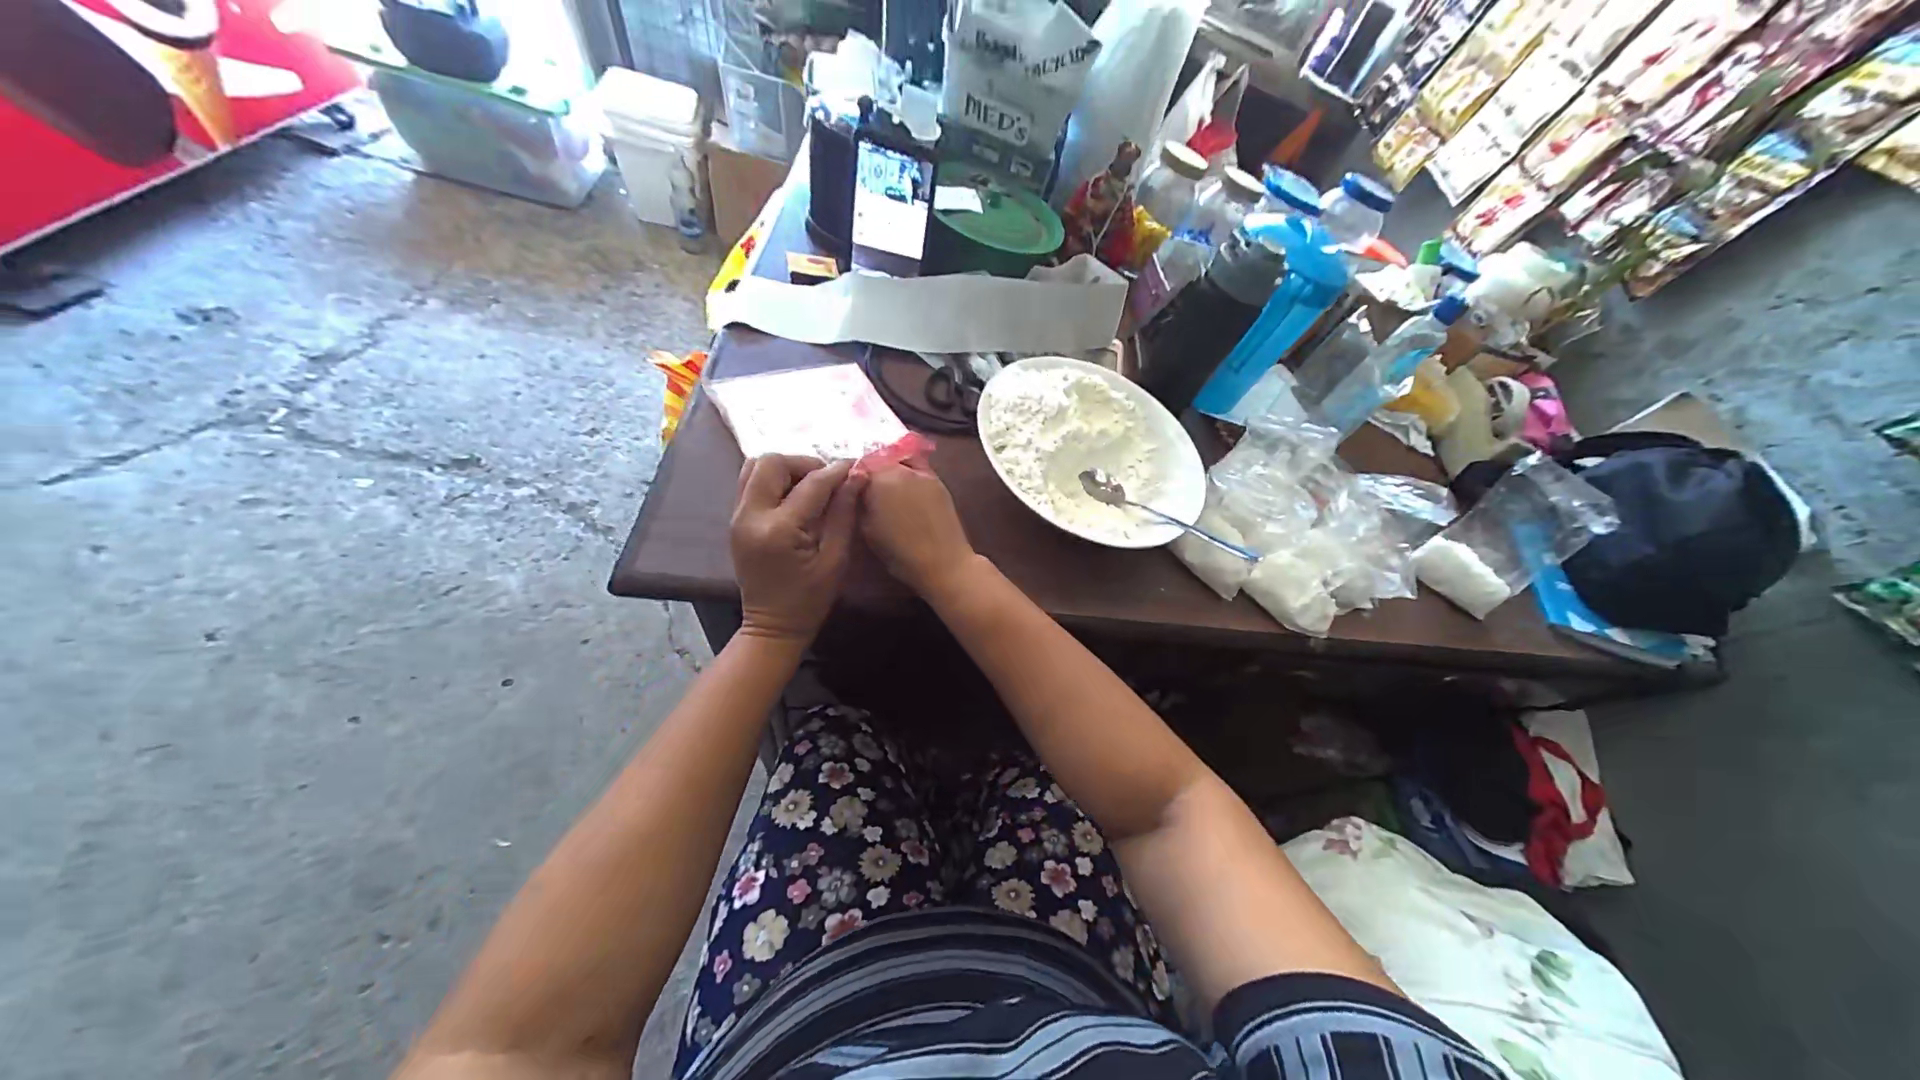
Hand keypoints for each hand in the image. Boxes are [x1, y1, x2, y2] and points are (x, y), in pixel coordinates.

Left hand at [731, 455, 864, 642]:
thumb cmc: (810, 600)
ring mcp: (737, 517)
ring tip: (808, 487)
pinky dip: (773, 480)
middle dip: (803, 464)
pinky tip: (794, 498)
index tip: (856, 467)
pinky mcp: (735, 520)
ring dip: (785, 469)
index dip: (837, 471)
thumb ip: (844, 514)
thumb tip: (857, 476)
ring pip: (755, 467)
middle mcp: (751, 516)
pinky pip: (750, 483)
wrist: (772, 627)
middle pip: (771, 462)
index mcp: (779, 530)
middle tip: (826, 481)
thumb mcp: (835, 560)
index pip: (811, 484)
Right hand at [858, 456, 977, 597]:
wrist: (942, 562)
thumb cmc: (899, 552)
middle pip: (879, 457)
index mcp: (879, 480)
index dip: (852, 474)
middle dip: (871, 468)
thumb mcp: (867, 529)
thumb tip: (856, 489)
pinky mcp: (938, 481)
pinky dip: (907, 472)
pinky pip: (916, 467)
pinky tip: (905, 486)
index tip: (850, 486)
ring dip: (889, 468)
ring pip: (898, 459)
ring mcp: (922, 472)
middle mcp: (900, 469)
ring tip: (886, 486)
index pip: (858, 464)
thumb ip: (859, 502)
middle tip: (867, 486)